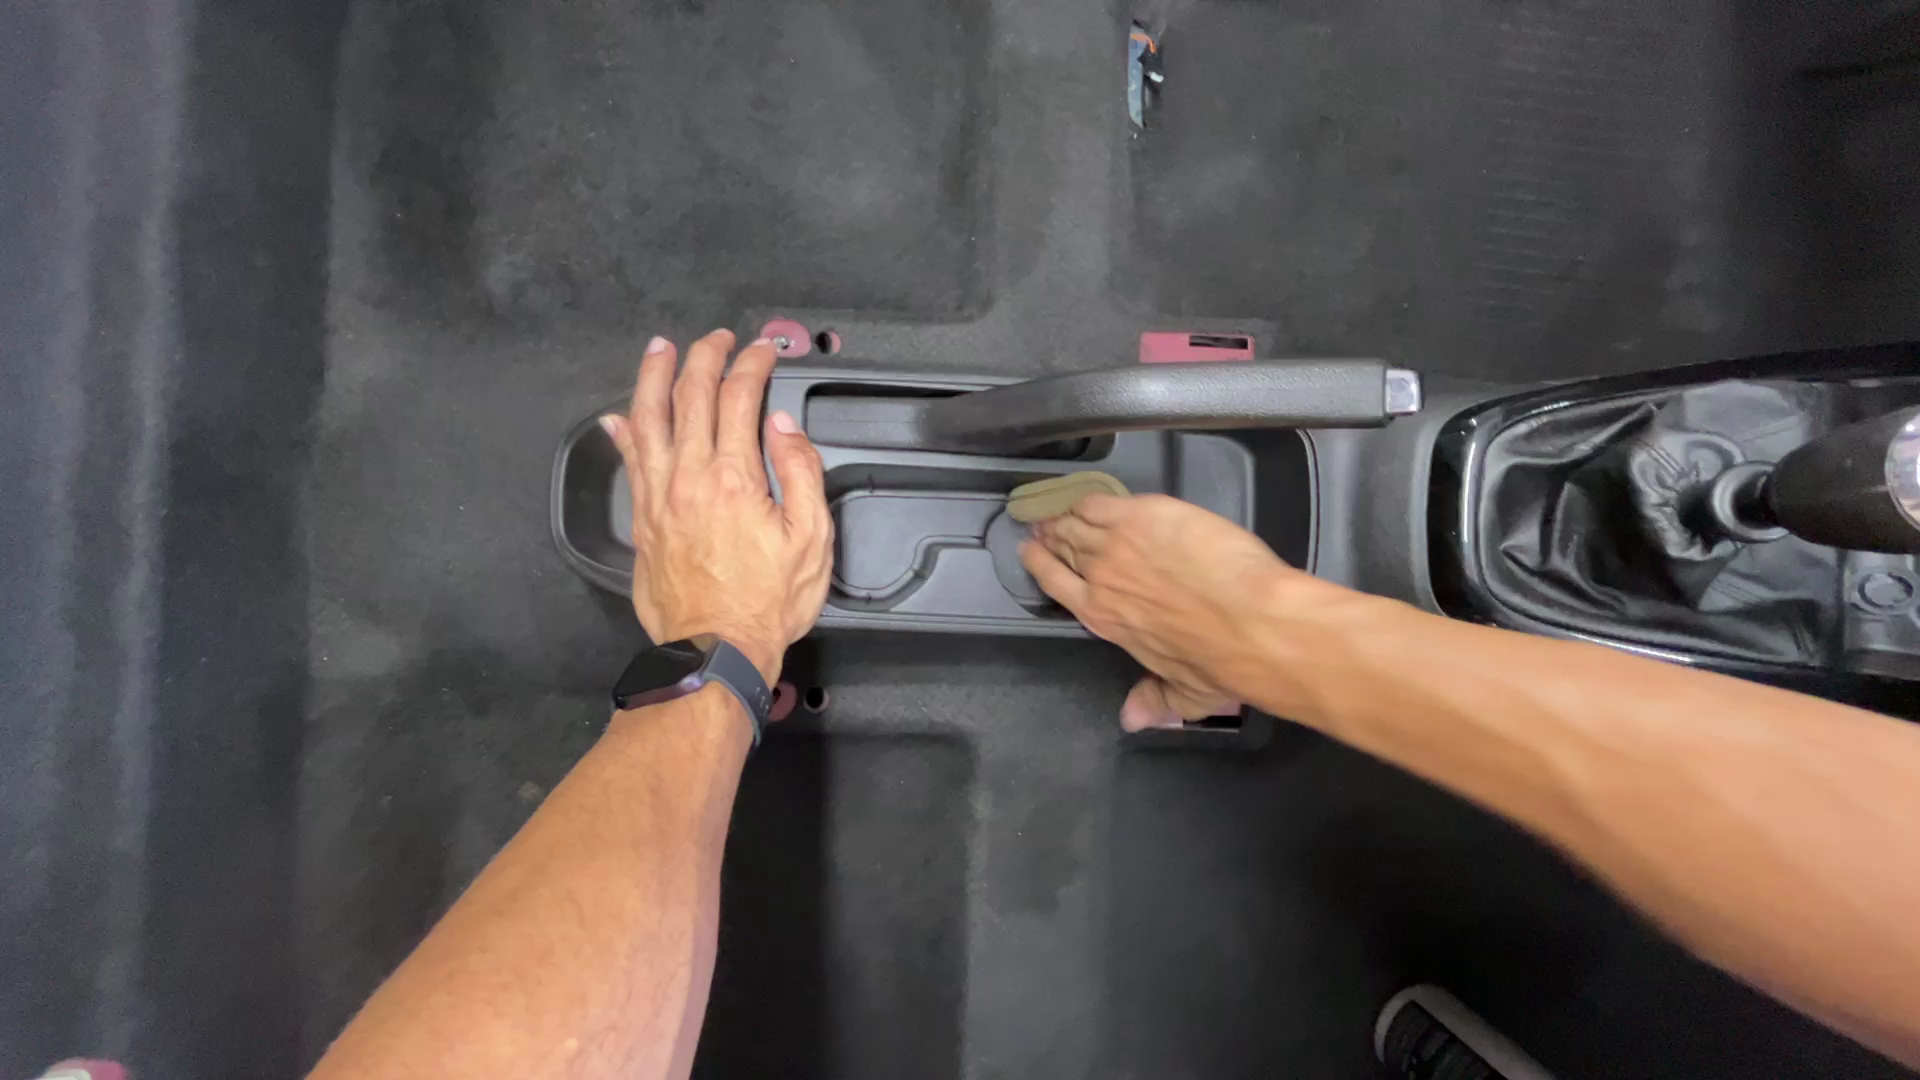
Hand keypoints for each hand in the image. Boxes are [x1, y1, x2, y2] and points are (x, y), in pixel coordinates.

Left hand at [600, 330, 831, 683]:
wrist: (717, 648)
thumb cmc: (768, 599)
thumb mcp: (811, 538)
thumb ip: (800, 473)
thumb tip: (782, 425)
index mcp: (735, 477)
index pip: (740, 398)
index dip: (753, 364)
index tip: (764, 350)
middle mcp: (690, 476)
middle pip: (691, 396)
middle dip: (706, 357)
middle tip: (718, 338)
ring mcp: (659, 496)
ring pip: (649, 418)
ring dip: (655, 377)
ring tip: (661, 349)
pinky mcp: (643, 520)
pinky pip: (629, 463)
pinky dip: (623, 432)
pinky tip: (618, 416)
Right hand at [1019, 494, 1350, 730]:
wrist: (1251, 622)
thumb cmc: (1219, 662)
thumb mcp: (1185, 693)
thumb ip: (1154, 701)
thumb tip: (1131, 720)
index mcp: (1102, 616)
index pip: (1056, 583)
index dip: (1039, 564)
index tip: (1030, 552)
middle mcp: (1101, 577)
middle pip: (1064, 547)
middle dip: (1050, 536)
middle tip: (1042, 527)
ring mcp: (1118, 542)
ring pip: (1077, 522)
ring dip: (1064, 516)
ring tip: (1060, 510)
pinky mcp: (1143, 514)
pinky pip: (1100, 501)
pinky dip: (1089, 500)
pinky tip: (1089, 499)